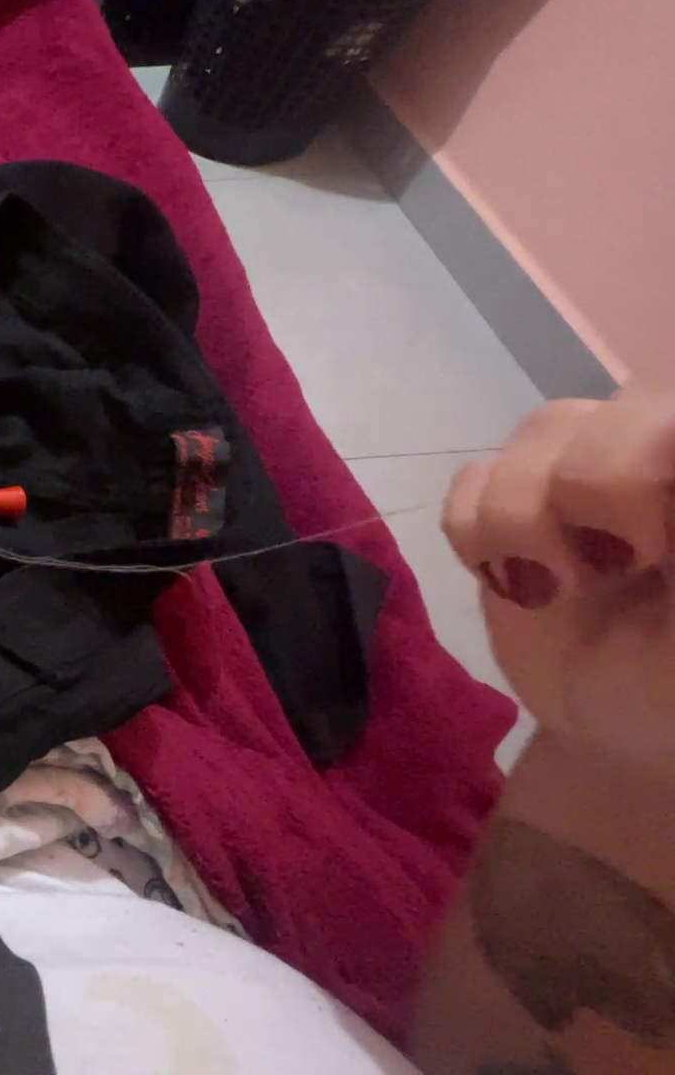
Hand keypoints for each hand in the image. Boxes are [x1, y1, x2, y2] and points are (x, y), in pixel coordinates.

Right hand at [443, 389, 674, 771]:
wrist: (619, 733)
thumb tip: (639, 477)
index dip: (645, 466)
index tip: (653, 548)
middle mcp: (672, 455)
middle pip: (641, 395)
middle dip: (607, 481)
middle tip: (624, 562)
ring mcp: (598, 471)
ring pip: (548, 426)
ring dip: (535, 520)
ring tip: (565, 586)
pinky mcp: (512, 501)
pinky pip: (472, 475)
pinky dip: (477, 535)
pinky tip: (519, 579)